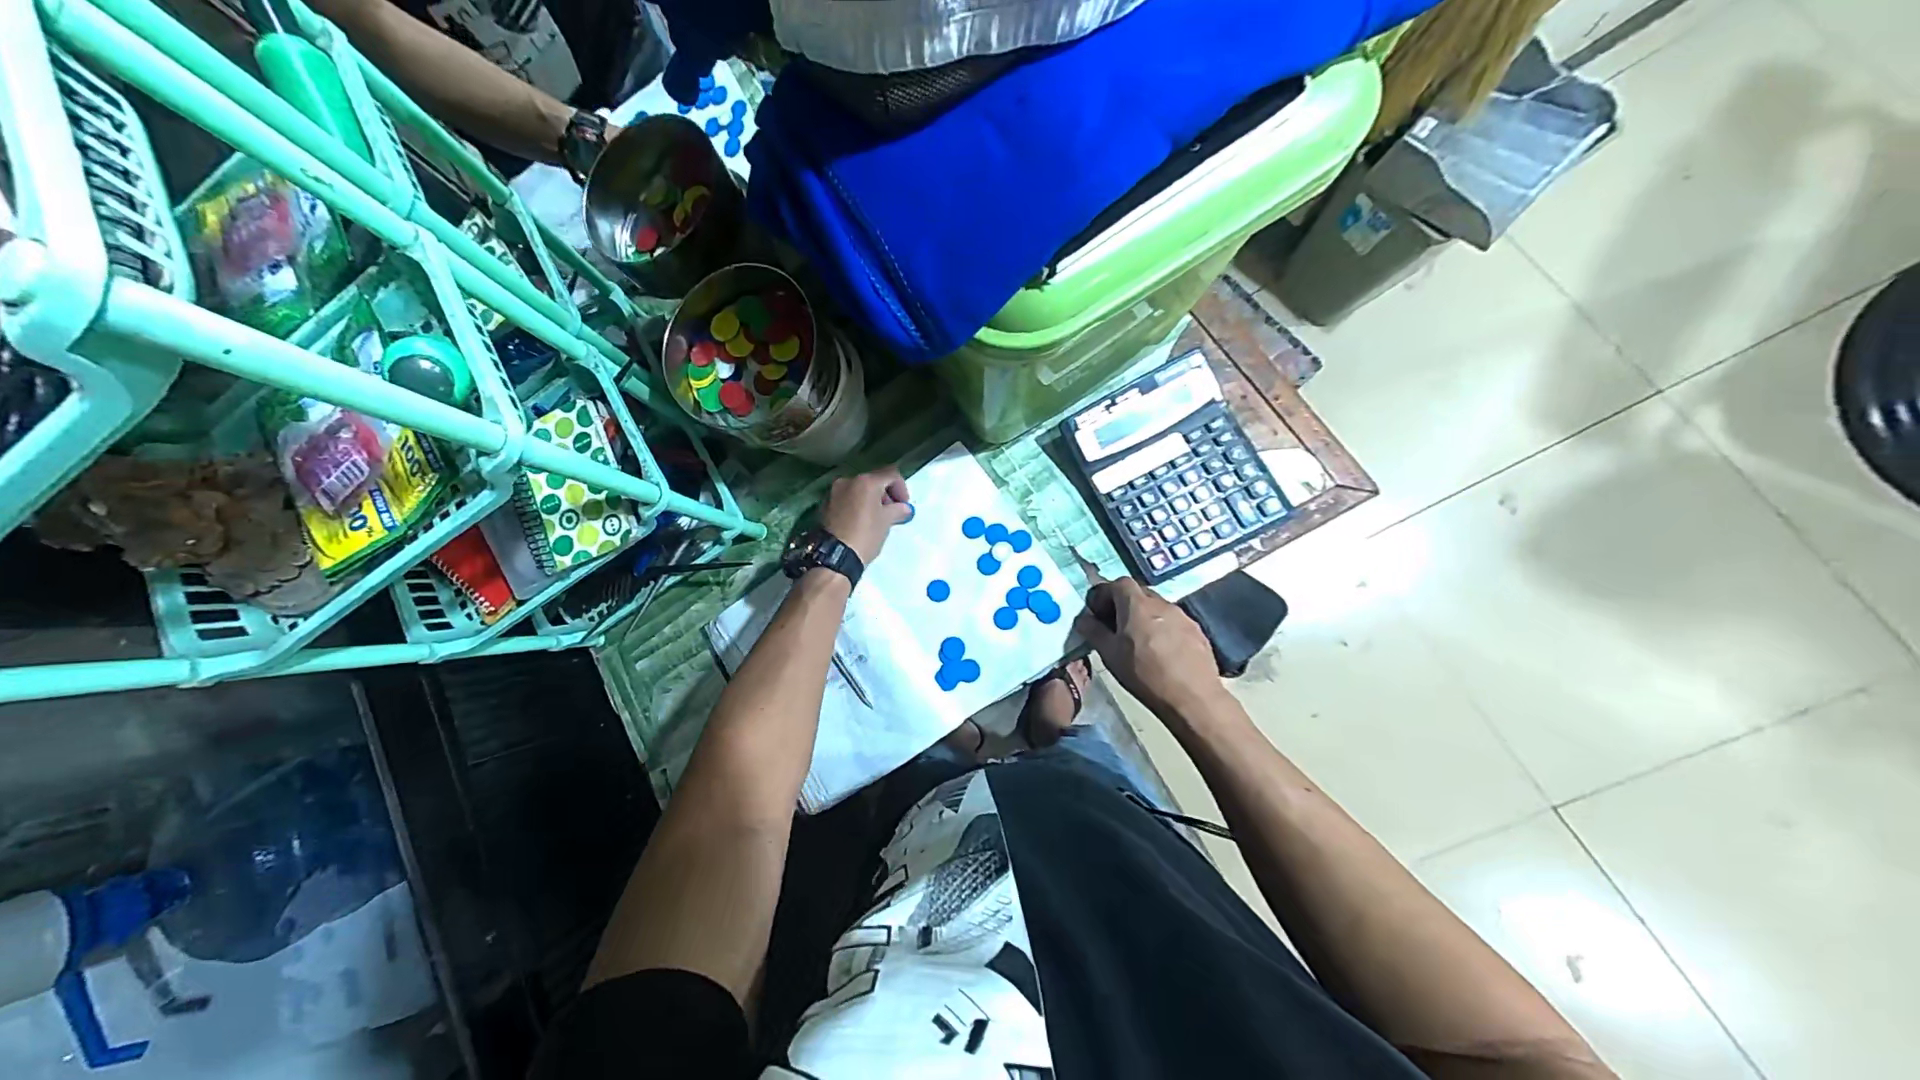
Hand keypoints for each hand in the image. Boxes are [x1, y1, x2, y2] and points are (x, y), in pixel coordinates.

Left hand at [821, 465, 911, 565]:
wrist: (835, 556)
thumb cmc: (866, 535)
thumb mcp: (886, 522)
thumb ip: (898, 510)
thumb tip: (904, 508)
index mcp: (866, 481)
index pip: (891, 474)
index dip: (902, 488)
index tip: (904, 506)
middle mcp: (848, 480)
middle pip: (873, 480)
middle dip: (886, 494)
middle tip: (892, 512)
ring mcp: (834, 491)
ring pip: (858, 489)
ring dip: (870, 499)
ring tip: (876, 518)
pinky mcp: (825, 504)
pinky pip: (847, 498)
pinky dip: (857, 505)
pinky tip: (860, 521)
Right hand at [1075, 578, 1226, 719]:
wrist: (1192, 697)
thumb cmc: (1144, 674)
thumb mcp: (1110, 655)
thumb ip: (1094, 632)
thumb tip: (1084, 619)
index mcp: (1137, 605)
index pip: (1118, 583)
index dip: (1105, 594)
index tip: (1098, 613)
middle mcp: (1162, 603)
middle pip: (1139, 593)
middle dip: (1124, 605)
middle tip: (1116, 627)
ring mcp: (1183, 616)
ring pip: (1157, 608)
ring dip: (1144, 618)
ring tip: (1139, 642)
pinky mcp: (1197, 631)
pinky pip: (1174, 622)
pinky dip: (1163, 630)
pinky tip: (1162, 653)